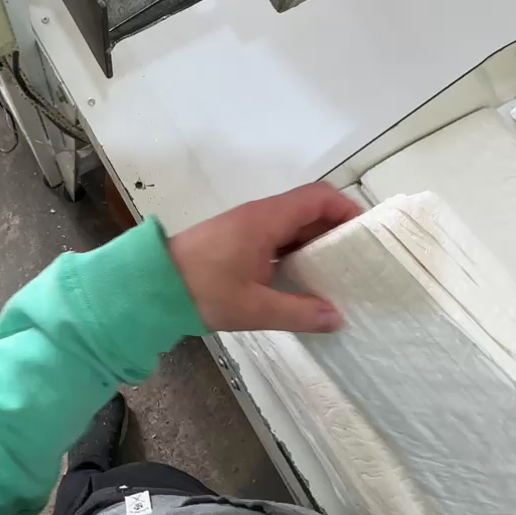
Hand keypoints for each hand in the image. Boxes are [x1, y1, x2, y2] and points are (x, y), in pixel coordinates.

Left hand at [167, 183, 360, 333]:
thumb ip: (298, 312)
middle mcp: (259, 217)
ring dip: (314, 246)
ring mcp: (245, 230)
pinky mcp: (235, 244)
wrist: (149, 287)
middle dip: (336, 233)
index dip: (347, 210)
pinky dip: (294, 255)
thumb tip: (337, 317)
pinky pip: (275, 241)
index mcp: (266, 220)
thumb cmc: (201, 290)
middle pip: (308, 212)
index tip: (366, 236)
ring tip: (337, 276)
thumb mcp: (253, 307)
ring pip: (291, 228)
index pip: (319, 197)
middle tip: (358, 262)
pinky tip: (302, 282)